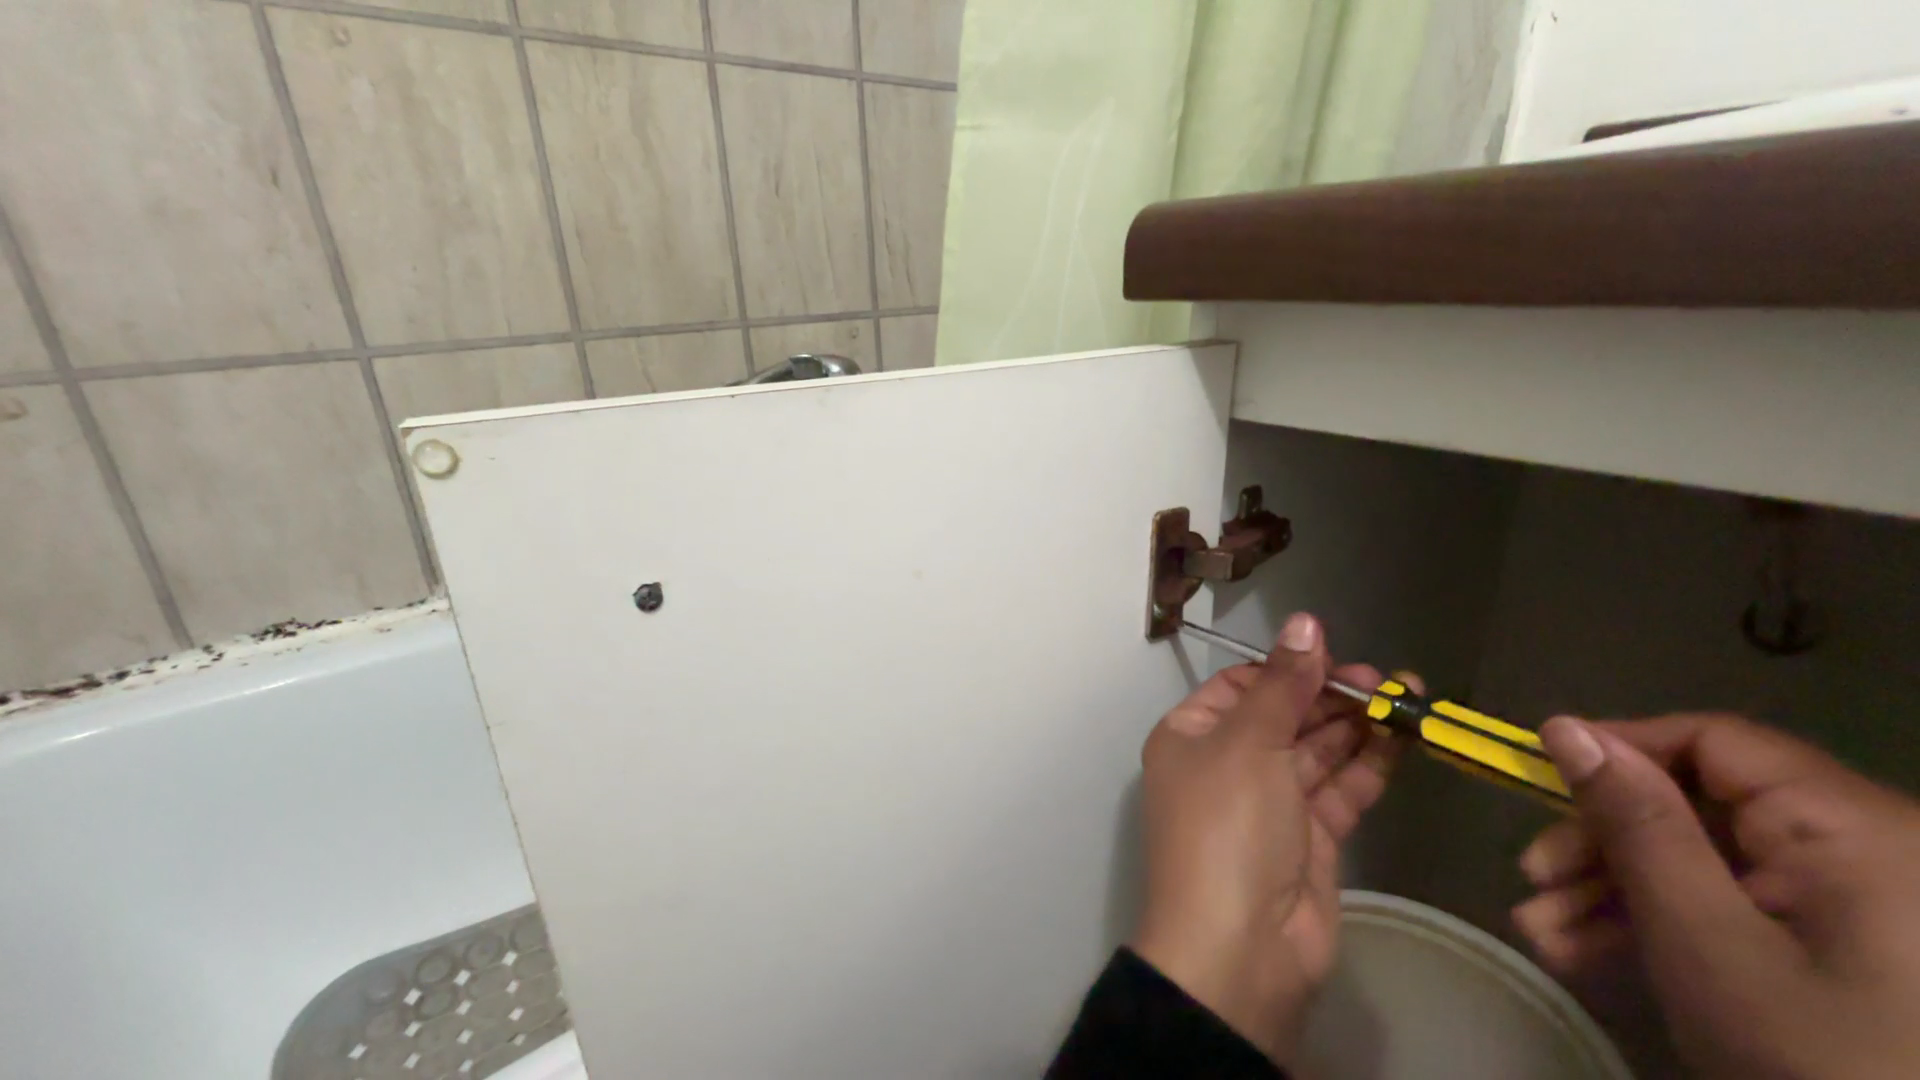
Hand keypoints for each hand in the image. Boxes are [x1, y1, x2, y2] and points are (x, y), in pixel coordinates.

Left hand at [1130, 612, 1408, 1064]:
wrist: (1240, 947)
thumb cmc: (1228, 827)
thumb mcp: (1249, 743)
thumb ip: (1284, 684)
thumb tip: (1305, 623)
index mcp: (1191, 736)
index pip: (1241, 686)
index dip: (1288, 669)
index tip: (1337, 657)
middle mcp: (1226, 764)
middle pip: (1284, 715)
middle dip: (1332, 696)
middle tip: (1389, 682)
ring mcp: (1268, 803)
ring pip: (1316, 750)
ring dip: (1358, 726)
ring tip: (1409, 700)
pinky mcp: (1309, 838)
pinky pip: (1339, 788)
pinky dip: (1369, 764)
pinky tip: (1405, 739)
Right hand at [1518, 712, 1919, 1079]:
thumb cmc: (1816, 1058)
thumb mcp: (1703, 938)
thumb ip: (1635, 823)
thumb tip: (1565, 729)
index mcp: (1850, 828)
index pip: (1713, 741)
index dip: (1620, 748)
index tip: (1539, 777)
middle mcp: (1859, 848)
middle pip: (1698, 805)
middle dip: (1602, 841)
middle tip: (1533, 880)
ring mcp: (1850, 903)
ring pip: (1703, 860)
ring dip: (1613, 889)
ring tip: (1543, 932)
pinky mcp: (1838, 947)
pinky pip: (1732, 906)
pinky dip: (1658, 922)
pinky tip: (1587, 952)